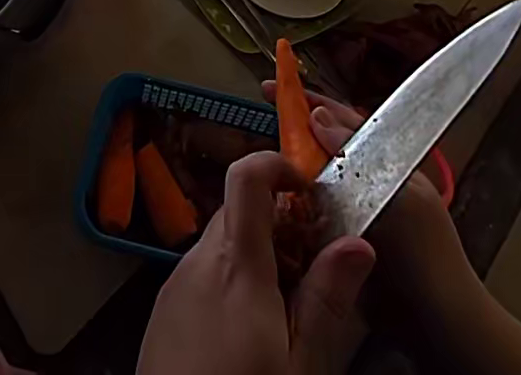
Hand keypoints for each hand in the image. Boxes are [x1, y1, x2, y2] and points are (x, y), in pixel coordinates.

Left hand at [138, 151, 375, 374]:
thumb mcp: (300, 365)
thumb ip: (327, 299)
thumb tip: (358, 244)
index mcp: (235, 263)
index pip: (247, 176)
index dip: (277, 166)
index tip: (306, 191)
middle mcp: (199, 261)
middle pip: (239, 211)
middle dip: (278, 225)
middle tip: (309, 266)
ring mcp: (175, 285)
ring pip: (222, 243)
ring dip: (254, 256)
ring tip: (281, 309)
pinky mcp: (162, 312)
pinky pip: (201, 273)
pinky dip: (227, 281)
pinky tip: (243, 331)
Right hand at [260, 83, 476, 325]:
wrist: (439, 324)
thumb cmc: (427, 255)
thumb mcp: (398, 198)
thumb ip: (361, 159)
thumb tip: (317, 116)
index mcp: (385, 157)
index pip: (341, 117)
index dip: (307, 100)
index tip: (273, 88)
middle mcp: (366, 176)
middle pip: (322, 143)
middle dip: (292, 129)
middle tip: (259, 123)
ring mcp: (352, 208)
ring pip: (312, 176)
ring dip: (287, 169)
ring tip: (257, 165)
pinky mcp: (340, 239)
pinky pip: (308, 213)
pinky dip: (290, 208)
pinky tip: (270, 209)